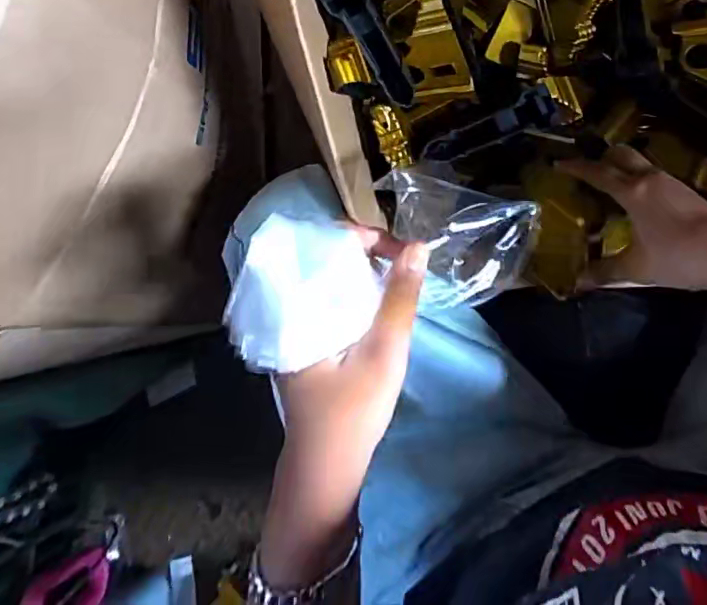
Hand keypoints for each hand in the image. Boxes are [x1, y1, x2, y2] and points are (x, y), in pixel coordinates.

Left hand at [259, 228, 430, 586]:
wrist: (325, 469)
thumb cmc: (352, 411)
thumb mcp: (384, 352)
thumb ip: (399, 298)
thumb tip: (417, 246)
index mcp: (297, 301)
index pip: (326, 242)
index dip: (367, 236)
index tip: (403, 251)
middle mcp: (289, 304)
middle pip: (327, 254)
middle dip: (368, 250)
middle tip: (404, 261)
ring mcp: (295, 320)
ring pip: (330, 275)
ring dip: (363, 270)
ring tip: (396, 275)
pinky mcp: (306, 335)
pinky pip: (329, 295)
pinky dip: (355, 289)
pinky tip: (376, 300)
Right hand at [562, 144, 706, 294]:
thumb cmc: (681, 257)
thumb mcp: (638, 268)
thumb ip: (606, 272)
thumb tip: (578, 282)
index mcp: (630, 192)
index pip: (596, 172)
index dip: (575, 167)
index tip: (558, 164)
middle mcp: (647, 178)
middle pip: (619, 154)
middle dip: (600, 157)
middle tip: (587, 170)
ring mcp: (669, 181)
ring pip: (638, 162)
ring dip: (622, 167)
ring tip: (610, 184)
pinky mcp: (685, 189)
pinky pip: (652, 174)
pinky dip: (638, 178)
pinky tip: (638, 198)